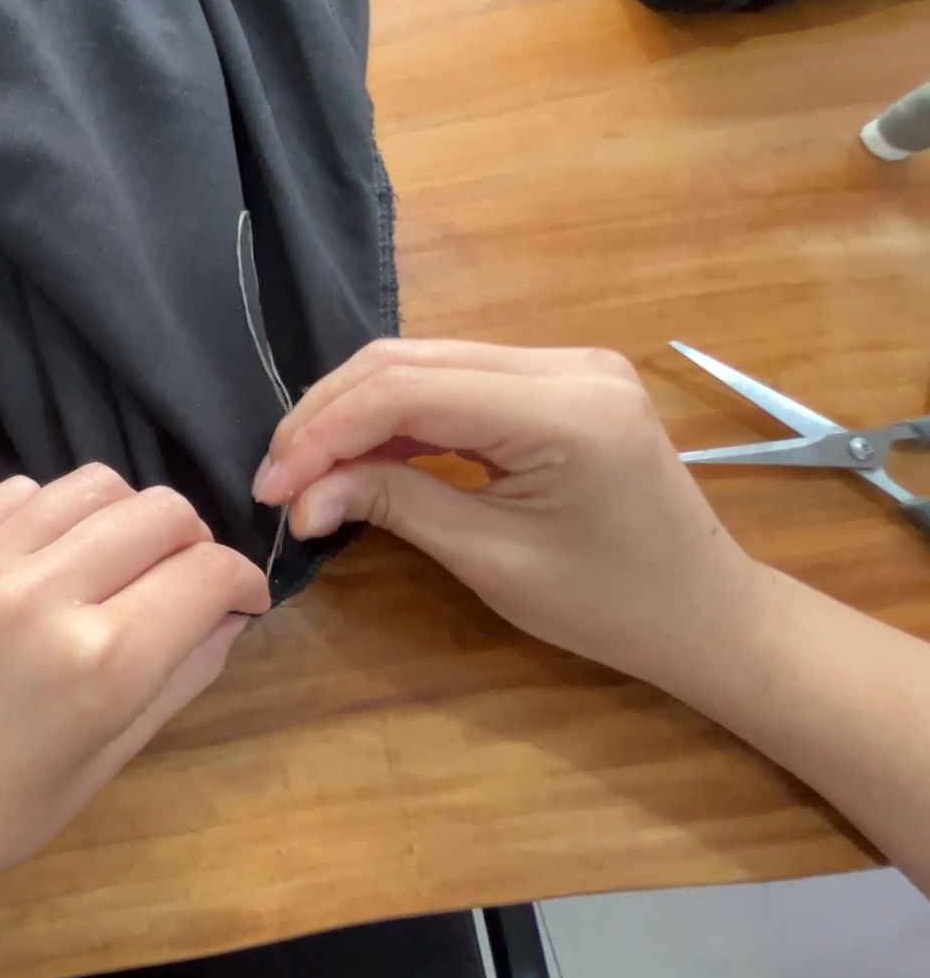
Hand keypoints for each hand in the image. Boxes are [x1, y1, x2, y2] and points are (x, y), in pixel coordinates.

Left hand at [0, 465, 268, 904]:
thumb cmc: (2, 807)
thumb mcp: (112, 755)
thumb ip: (185, 671)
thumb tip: (230, 608)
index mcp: (100, 662)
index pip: (205, 573)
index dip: (240, 579)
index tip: (237, 595)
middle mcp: (41, 593)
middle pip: (158, 511)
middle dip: (191, 539)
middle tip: (180, 575)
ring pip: (91, 484)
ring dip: (124, 516)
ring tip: (113, 558)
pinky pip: (18, 492)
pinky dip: (53, 513)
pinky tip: (47, 554)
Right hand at [250, 339, 771, 682]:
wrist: (705, 614)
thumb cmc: (608, 604)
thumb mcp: (489, 558)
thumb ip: (390, 505)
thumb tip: (299, 498)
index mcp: (564, 411)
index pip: (405, 393)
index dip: (322, 434)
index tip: (272, 487)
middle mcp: (562, 364)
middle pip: (399, 363)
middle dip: (322, 418)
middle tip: (276, 477)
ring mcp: (557, 365)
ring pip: (410, 363)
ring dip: (343, 413)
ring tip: (300, 468)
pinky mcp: (543, 381)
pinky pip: (438, 381)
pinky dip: (382, 417)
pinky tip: (351, 454)